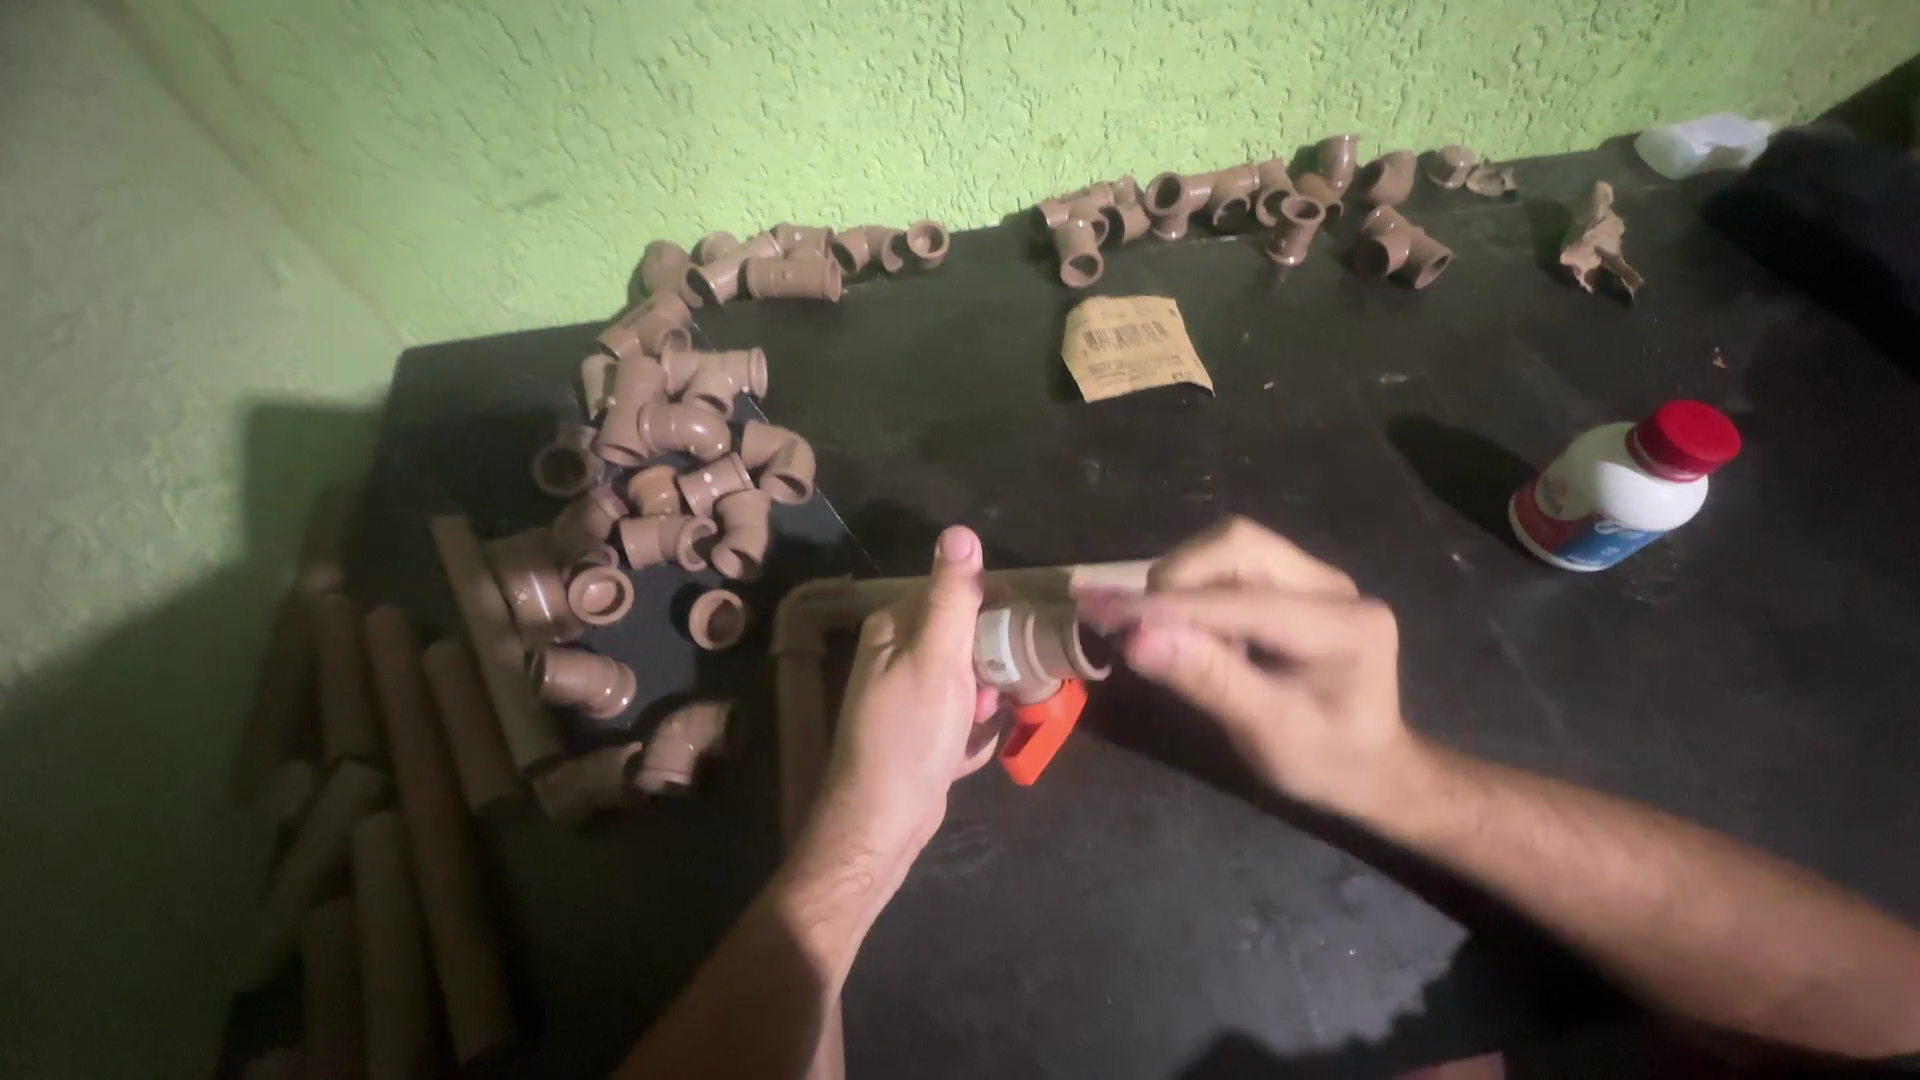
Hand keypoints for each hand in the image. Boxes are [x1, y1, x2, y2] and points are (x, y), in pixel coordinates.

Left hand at [814, 526, 1001, 859]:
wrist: (883, 821)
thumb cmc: (910, 735)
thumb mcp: (936, 660)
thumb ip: (952, 598)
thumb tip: (960, 531)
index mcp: (894, 627)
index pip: (955, 594)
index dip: (993, 610)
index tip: (1022, 635)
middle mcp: (897, 654)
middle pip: (965, 636)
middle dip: (992, 663)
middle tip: (999, 691)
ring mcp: (908, 694)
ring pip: (969, 677)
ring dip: (986, 699)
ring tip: (986, 721)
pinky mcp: (921, 730)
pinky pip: (962, 715)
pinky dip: (974, 730)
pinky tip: (972, 748)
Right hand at [1104, 517, 1415, 812]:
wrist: (1369, 764)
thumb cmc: (1325, 760)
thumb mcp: (1268, 733)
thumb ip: (1208, 681)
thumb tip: (1138, 639)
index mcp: (1346, 626)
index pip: (1242, 601)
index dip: (1171, 608)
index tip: (1104, 613)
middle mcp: (1332, 585)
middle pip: (1238, 546)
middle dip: (1179, 580)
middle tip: (1141, 626)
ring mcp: (1313, 577)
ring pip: (1230, 546)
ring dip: (1184, 580)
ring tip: (1170, 632)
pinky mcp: (1293, 580)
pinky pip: (1230, 561)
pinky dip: (1194, 586)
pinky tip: (1191, 628)